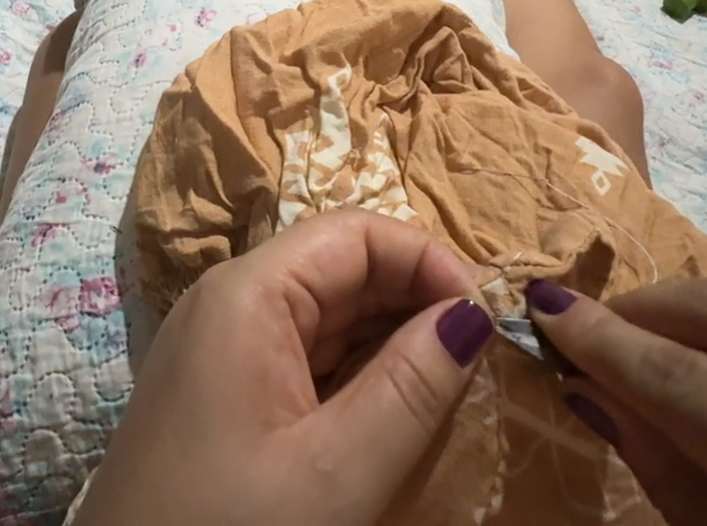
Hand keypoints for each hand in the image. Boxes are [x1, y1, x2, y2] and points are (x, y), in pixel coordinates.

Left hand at [74, 210, 492, 525]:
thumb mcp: (335, 473)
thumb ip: (411, 387)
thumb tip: (473, 315)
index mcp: (248, 292)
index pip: (354, 233)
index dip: (425, 260)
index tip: (483, 320)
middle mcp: (231, 298)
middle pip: (339, 265)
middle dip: (413, 299)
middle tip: (477, 360)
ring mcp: (223, 340)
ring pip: (325, 310)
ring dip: (389, 337)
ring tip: (447, 384)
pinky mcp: (224, 382)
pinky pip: (302, 350)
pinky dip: (354, 368)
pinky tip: (391, 405)